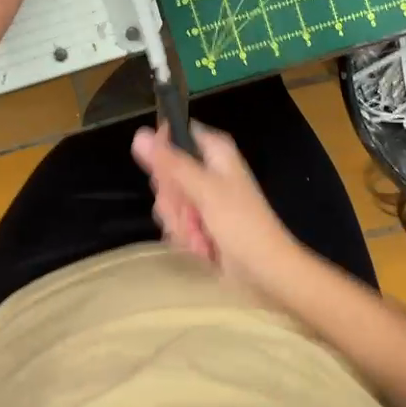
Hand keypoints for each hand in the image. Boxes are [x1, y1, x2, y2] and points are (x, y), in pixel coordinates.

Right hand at [131, 121, 305, 298]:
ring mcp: (203, 199)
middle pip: (166, 173)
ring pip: (169, 202)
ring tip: (201, 236)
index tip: (164, 177)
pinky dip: (186, 238)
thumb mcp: (204, 190)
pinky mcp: (201, 224)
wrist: (266, 272)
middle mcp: (208, 171)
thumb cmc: (241, 225)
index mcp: (214, 152)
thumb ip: (171, 163)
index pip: (176, 136)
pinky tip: (202, 248)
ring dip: (180, 224)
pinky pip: (176, 224)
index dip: (163, 154)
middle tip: (189, 212)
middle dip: (173, 200)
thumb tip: (139, 134)